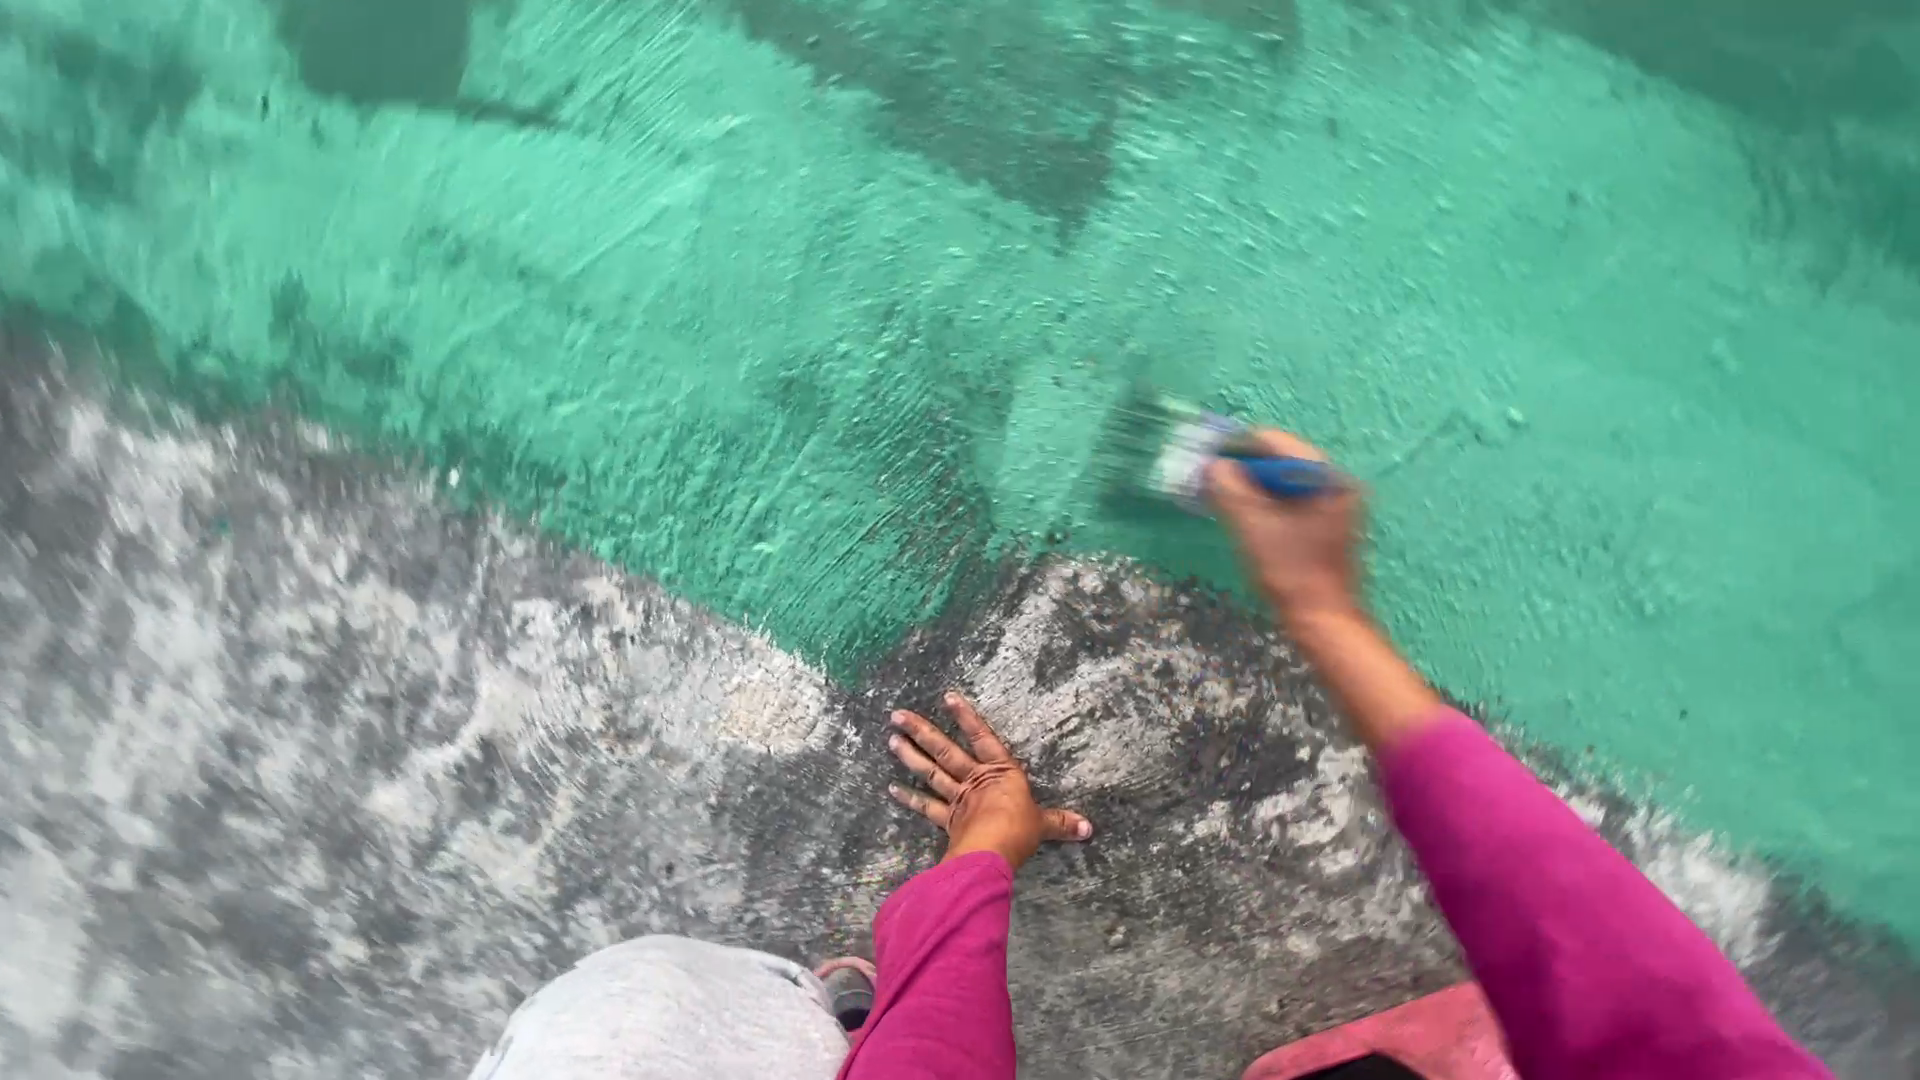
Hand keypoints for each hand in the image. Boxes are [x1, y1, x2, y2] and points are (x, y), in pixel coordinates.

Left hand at [886, 692, 1092, 870]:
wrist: (994, 850)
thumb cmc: (1019, 830)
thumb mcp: (1043, 824)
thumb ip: (1061, 823)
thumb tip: (1089, 828)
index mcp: (1000, 772)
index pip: (982, 737)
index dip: (966, 717)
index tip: (947, 697)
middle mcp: (975, 779)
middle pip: (944, 750)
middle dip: (921, 731)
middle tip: (897, 715)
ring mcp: (958, 797)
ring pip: (930, 771)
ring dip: (910, 755)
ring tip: (891, 739)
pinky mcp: (947, 819)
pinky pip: (926, 806)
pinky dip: (909, 798)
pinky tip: (891, 788)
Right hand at [1205, 429, 1364, 626]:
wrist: (1322, 619)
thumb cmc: (1290, 572)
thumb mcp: (1253, 526)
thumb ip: (1230, 489)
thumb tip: (1213, 465)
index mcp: (1327, 478)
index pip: (1276, 443)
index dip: (1238, 448)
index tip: (1208, 461)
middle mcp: (1336, 484)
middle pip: (1280, 460)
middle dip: (1243, 469)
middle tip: (1211, 481)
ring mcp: (1334, 505)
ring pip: (1282, 482)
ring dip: (1251, 487)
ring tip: (1221, 498)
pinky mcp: (1325, 523)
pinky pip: (1289, 500)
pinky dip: (1264, 503)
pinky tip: (1244, 516)